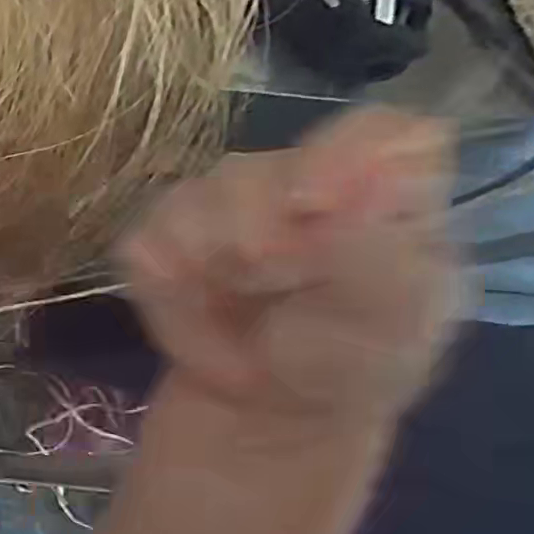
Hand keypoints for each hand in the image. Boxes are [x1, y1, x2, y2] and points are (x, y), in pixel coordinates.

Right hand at [119, 107, 461, 430]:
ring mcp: (213, 210)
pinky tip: (190, 297)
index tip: (315, 207)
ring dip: (204, 254)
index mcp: (376, 190)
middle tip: (271, 278)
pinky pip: (140, 238)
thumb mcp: (393, 319)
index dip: (338, 155)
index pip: (375, 131)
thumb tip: (362, 190)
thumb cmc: (350, 359)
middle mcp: (290, 184)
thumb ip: (380, 253)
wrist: (265, 402)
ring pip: (185, 198)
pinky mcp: (155, 241)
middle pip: (251, 167)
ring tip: (233, 292)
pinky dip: (162, 275)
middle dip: (250, 224)